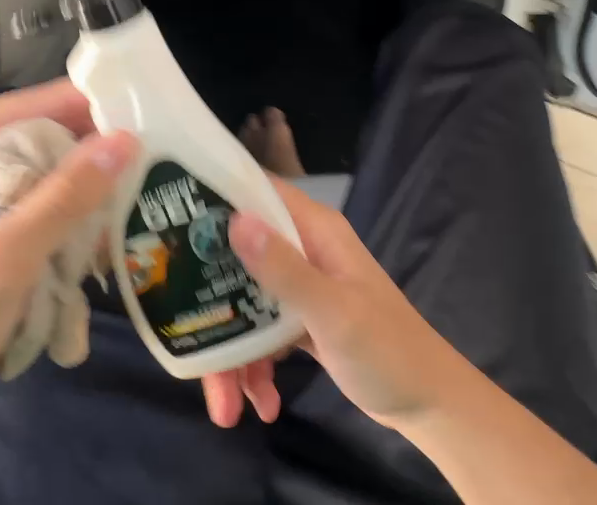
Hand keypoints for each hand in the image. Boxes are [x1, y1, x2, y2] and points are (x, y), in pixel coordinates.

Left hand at [0, 79, 136, 406]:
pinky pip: (32, 218)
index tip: (126, 99)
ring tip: (130, 187)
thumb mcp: (5, 255)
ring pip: (35, 184)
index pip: (10, 111)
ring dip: (76, 191)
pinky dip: (64, 223)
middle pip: (25, 145)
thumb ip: (65, 196)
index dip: (68, 101)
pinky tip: (99, 233)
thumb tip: (127, 140)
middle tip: (140, 147)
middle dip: (79, 150)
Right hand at [201, 178, 472, 430]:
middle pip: (241, 257)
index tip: (169, 219)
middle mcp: (306, 250)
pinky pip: (261, 333)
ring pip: (246, 303)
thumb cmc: (387, 349)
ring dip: (232, 353)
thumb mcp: (334, 312)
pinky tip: (259, 403)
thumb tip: (234, 220)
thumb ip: (285, 270)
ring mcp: (303, 286)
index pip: (259, 193)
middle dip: (212, 301)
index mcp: (316, 232)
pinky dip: (254, 367)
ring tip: (225, 404)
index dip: (215, 199)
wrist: (426, 402)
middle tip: (187, 335)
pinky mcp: (301, 321)